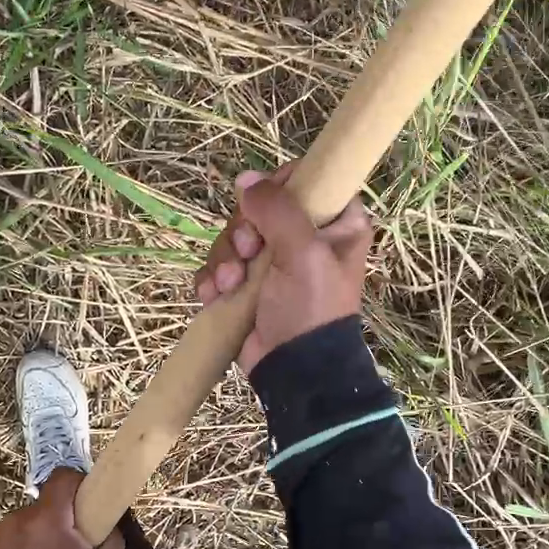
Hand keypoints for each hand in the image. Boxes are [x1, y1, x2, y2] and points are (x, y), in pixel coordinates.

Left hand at [0, 469, 125, 548]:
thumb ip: (113, 542)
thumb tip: (108, 524)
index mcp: (48, 520)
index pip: (63, 477)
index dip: (80, 485)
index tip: (90, 507)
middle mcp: (17, 521)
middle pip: (46, 506)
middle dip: (62, 521)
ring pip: (27, 525)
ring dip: (40, 538)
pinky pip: (10, 543)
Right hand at [193, 163, 375, 372]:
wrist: (293, 369)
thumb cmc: (310, 309)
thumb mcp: (302, 253)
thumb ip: (277, 210)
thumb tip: (245, 179)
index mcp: (335, 224)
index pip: (305, 181)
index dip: (278, 187)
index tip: (261, 203)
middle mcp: (304, 239)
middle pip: (258, 210)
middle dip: (242, 233)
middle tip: (247, 254)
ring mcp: (272, 264)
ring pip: (234, 239)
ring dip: (224, 260)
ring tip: (229, 285)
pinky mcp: (246, 288)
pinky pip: (218, 268)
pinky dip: (213, 280)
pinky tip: (215, 296)